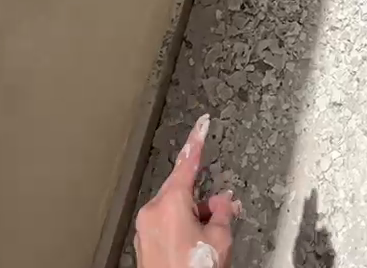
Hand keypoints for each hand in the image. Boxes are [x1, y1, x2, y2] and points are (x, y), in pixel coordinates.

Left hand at [134, 114, 239, 267]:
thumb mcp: (220, 240)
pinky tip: (196, 244)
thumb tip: (223, 200)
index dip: (198, 139)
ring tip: (210, 239)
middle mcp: (153, 210)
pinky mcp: (143, 244)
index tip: (202, 122)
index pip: (188, 161)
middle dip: (203, 199)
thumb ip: (223, 212)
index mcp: (170, 201)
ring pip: (175, 208)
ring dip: (193, 216)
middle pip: (183, 189)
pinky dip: (182, 227)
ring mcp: (145, 228)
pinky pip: (166, 224)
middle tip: (222, 212)